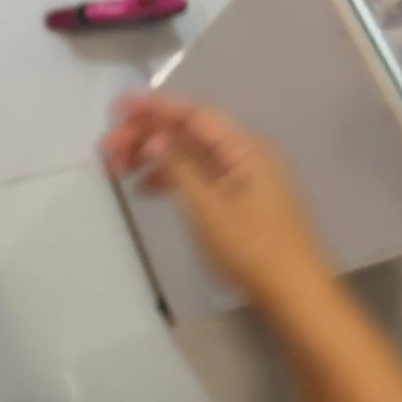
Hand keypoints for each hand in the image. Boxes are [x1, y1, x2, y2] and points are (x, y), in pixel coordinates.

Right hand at [102, 91, 331, 305]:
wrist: (295, 294)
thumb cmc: (253, 249)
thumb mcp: (208, 207)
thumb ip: (178, 168)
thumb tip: (153, 136)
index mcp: (244, 149)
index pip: (193, 115)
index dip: (154, 107)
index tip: (117, 107)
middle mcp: (244, 154)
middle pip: (187, 132)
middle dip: (145, 135)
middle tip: (106, 147)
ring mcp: (241, 177)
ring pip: (188, 154)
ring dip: (152, 156)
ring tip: (116, 167)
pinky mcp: (237, 198)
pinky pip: (196, 174)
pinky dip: (169, 177)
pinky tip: (144, 189)